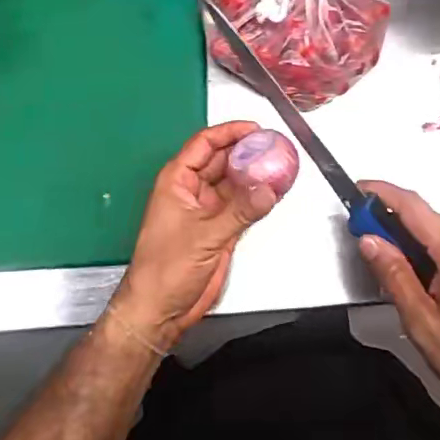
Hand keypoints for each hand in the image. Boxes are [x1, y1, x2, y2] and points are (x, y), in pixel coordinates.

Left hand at [112, 121, 281, 348]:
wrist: (160, 311)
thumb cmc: (165, 269)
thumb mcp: (204, 236)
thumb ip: (240, 211)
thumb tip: (268, 189)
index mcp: (177, 180)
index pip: (205, 143)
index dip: (229, 132)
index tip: (255, 128)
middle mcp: (192, 190)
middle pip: (222, 159)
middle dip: (246, 150)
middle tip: (274, 144)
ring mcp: (206, 209)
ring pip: (233, 181)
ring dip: (253, 174)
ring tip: (279, 163)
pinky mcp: (219, 228)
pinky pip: (241, 204)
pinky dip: (256, 197)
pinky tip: (274, 191)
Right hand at [357, 180, 439, 419]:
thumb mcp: (423, 323)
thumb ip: (395, 276)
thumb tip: (370, 240)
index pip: (414, 207)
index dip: (383, 193)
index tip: (359, 191)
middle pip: (425, 216)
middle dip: (391, 217)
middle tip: (363, 232)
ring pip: (438, 228)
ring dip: (409, 234)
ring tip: (387, 260)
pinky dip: (428, 246)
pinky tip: (416, 272)